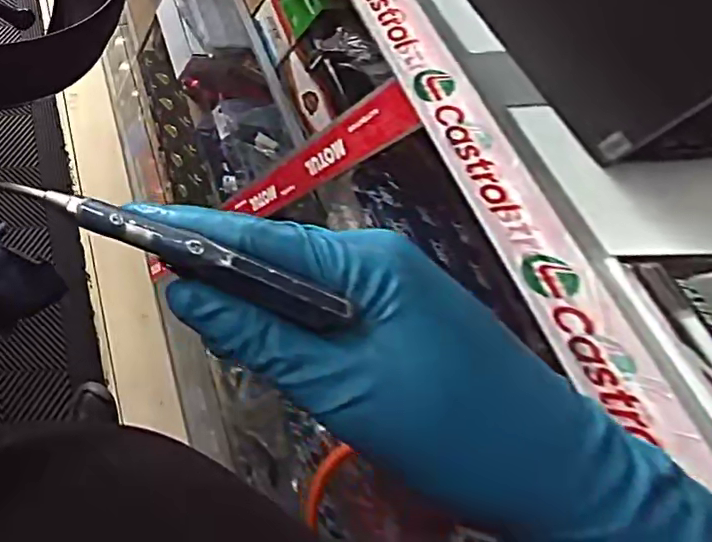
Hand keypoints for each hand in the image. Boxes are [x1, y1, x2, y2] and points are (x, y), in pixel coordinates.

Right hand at [129, 204, 711, 540]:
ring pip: (283, 273)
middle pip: (263, 248)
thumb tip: (184, 293)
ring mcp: (382, 280)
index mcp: (364, 260)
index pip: (250, 235)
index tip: (130, 218)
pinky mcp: (387, 307)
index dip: (182, 227)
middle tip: (149, 258)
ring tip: (193, 294)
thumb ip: (255, 336)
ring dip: (238, 287)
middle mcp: (371, 256)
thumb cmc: (474, 440)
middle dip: (205, 257)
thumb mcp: (345, 389)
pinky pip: (309, 294)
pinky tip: (252, 322)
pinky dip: (272, 307)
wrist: (581, 493)